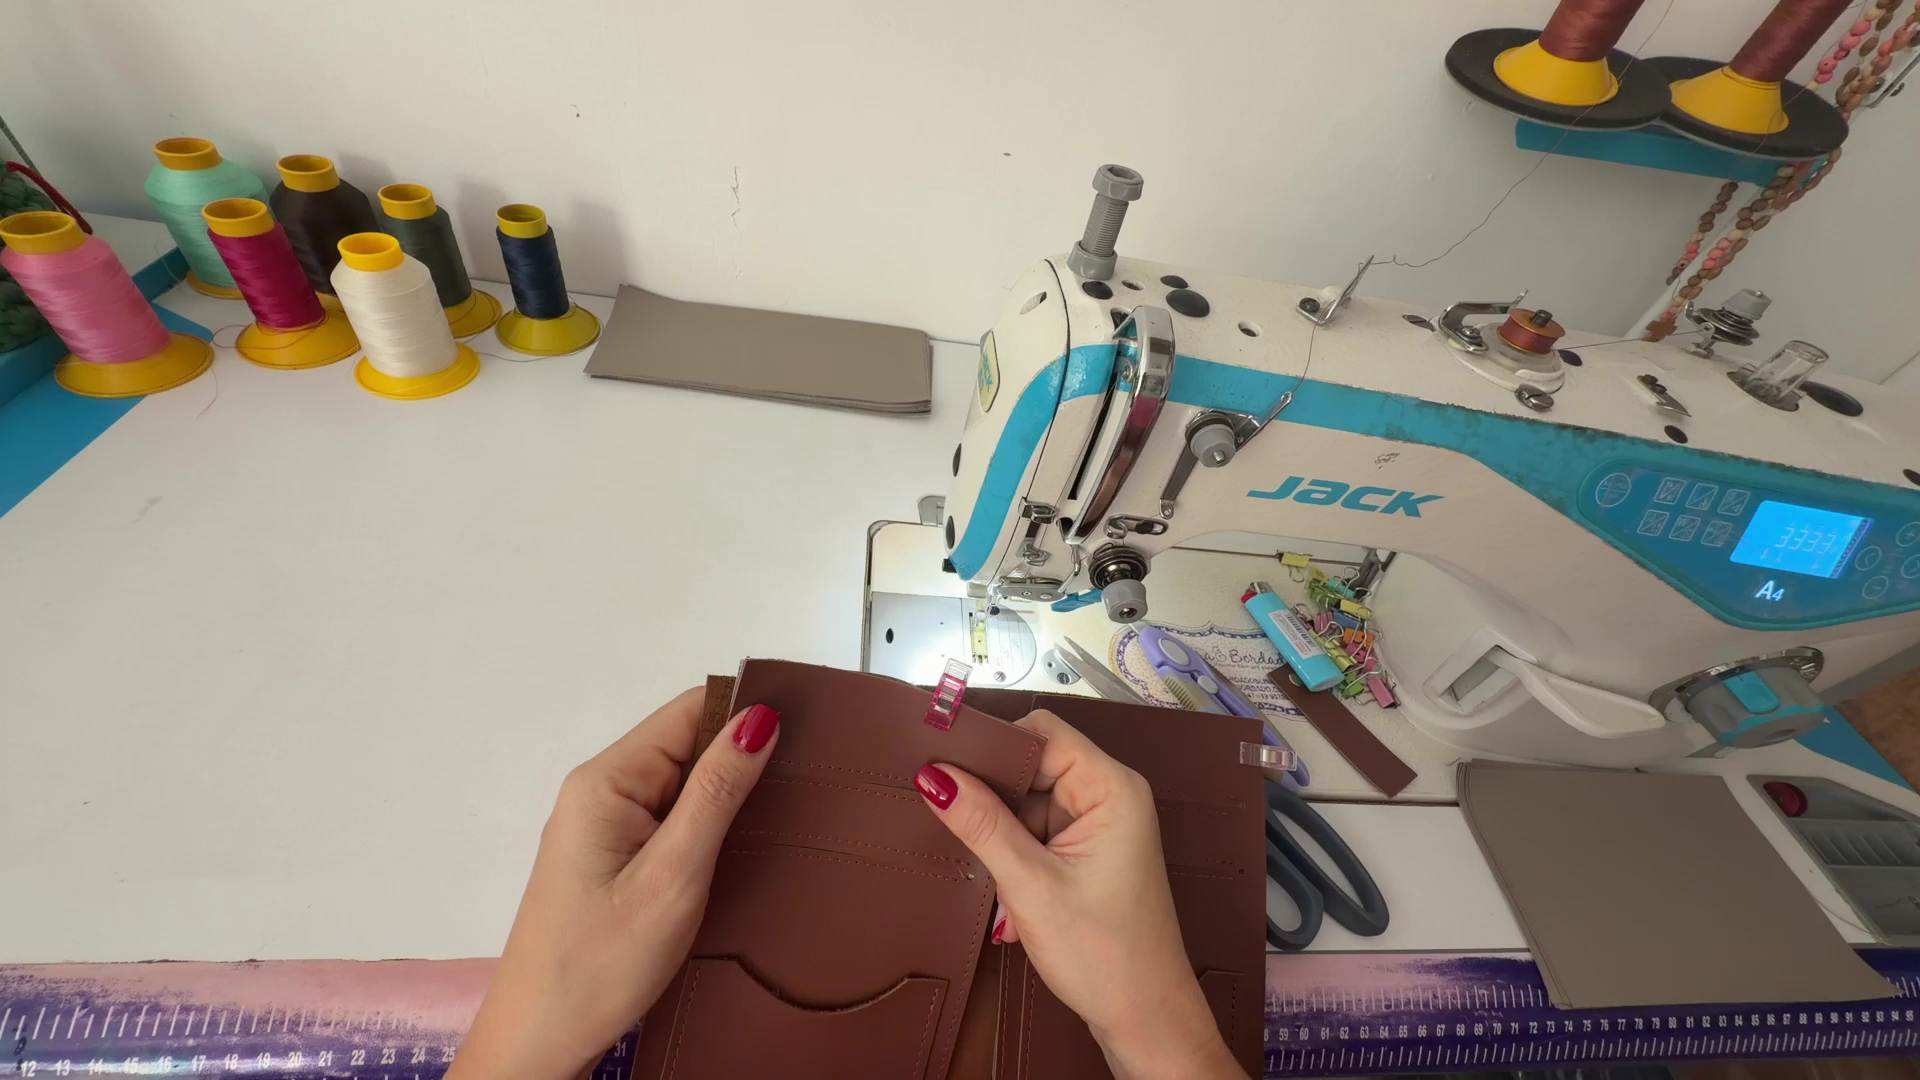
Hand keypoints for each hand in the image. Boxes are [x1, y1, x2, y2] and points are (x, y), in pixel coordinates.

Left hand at [447, 688, 780, 1079]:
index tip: (804, 723)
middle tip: (805, 772)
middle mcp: (602, 787)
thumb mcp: (674, 874)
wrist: (538, 1051)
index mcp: (608, 779)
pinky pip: (671, 809)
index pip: (689, 711)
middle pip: (686, 739)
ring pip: (682, 776)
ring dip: (728, 785)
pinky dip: (709, 814)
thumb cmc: (602, 964)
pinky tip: (742, 833)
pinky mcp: (613, 851)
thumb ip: (717, 791)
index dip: (744, 709)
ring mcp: (605, 821)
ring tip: (785, 801)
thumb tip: (760, 717)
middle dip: (741, 749)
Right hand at [914, 710, 1242, 1079]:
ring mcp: (1098, 820)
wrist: (1145, 1022)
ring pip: (1030, 795)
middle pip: (1034, 762)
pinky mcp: (1087, 845)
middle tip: (950, 810)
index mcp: (1111, 787)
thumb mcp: (1030, 884)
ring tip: (984, 859)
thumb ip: (981, 824)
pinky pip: (1038, 823)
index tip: (947, 757)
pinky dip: (1014, 845)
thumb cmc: (1101, 954)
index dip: (996, 742)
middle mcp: (1108, 793)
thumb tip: (933, 775)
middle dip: (994, 791)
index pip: (1043, 733)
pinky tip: (1003, 877)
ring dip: (1002, 825)